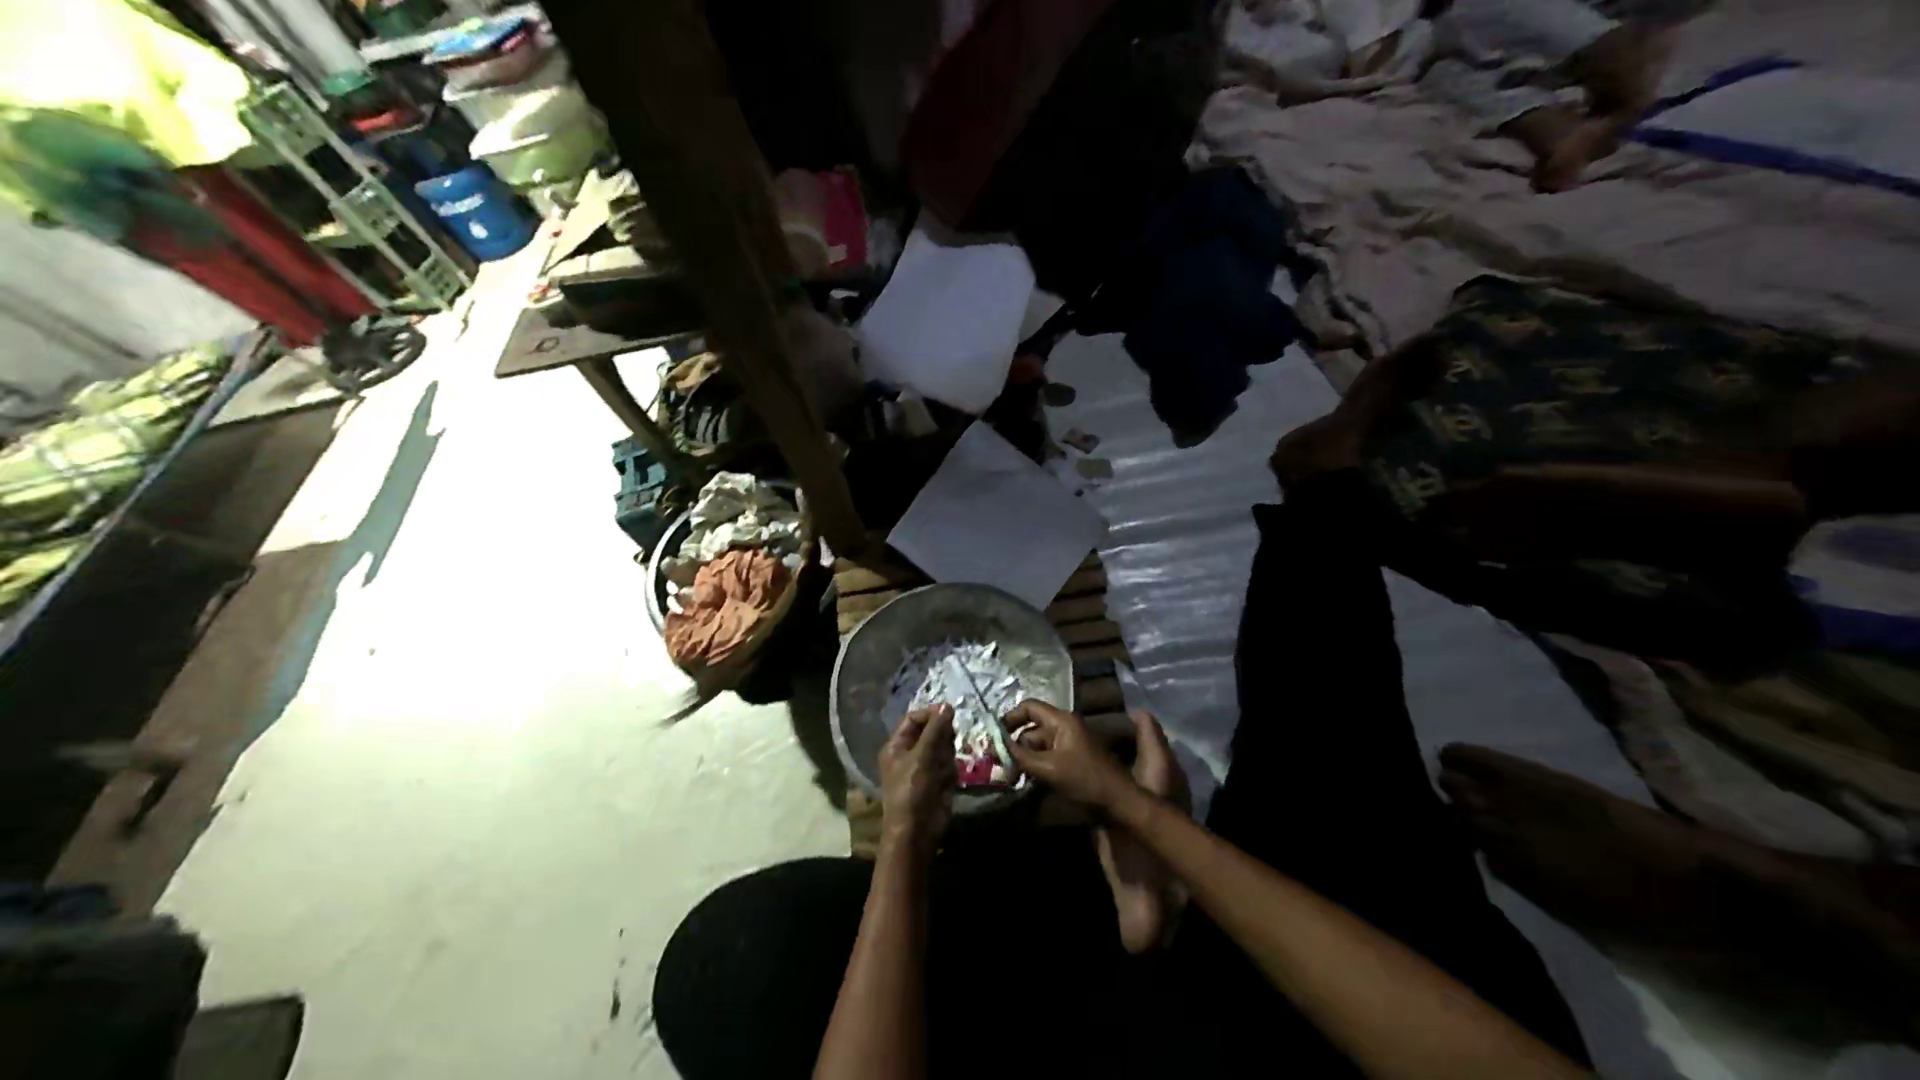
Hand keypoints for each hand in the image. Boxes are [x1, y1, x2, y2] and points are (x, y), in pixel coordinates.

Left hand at [879, 704, 955, 858]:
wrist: (918, 830)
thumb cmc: (913, 789)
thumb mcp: (922, 755)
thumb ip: (935, 729)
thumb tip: (946, 705)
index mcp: (897, 745)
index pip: (914, 719)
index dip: (931, 715)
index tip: (949, 714)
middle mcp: (909, 753)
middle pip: (931, 732)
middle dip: (941, 739)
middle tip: (944, 749)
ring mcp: (924, 767)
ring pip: (943, 748)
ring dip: (946, 757)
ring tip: (942, 771)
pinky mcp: (937, 780)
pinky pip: (948, 765)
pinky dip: (949, 771)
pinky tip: (946, 782)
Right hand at [1004, 700, 1134, 809]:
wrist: (1117, 800)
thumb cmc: (1084, 779)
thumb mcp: (1048, 768)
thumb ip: (1021, 756)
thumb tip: (998, 745)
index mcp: (1061, 721)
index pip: (1029, 707)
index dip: (1011, 718)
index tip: (995, 736)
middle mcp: (1064, 727)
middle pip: (1031, 729)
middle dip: (1015, 745)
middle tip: (999, 763)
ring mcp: (1068, 742)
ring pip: (1037, 745)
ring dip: (1024, 758)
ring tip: (1011, 775)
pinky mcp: (1070, 758)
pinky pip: (1046, 756)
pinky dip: (1035, 765)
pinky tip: (1025, 779)